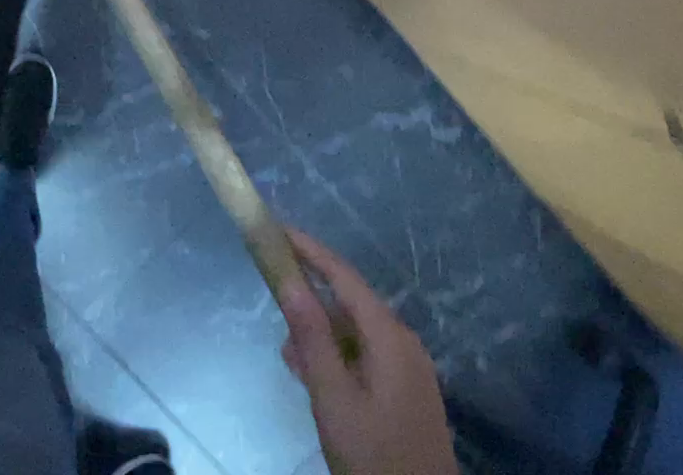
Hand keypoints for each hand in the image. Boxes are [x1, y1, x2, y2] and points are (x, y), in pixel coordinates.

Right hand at [279, 228, 457, 474]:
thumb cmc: (374, 454)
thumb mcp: (333, 397)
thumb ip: (311, 336)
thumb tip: (288, 279)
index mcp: (390, 336)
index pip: (343, 275)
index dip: (309, 249)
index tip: (274, 230)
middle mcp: (403, 341)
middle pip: (348, 302)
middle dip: (309, 301)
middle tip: (273, 312)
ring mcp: (408, 366)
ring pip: (354, 331)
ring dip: (320, 335)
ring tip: (291, 360)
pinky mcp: (406, 388)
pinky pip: (364, 354)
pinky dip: (335, 355)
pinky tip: (314, 377)